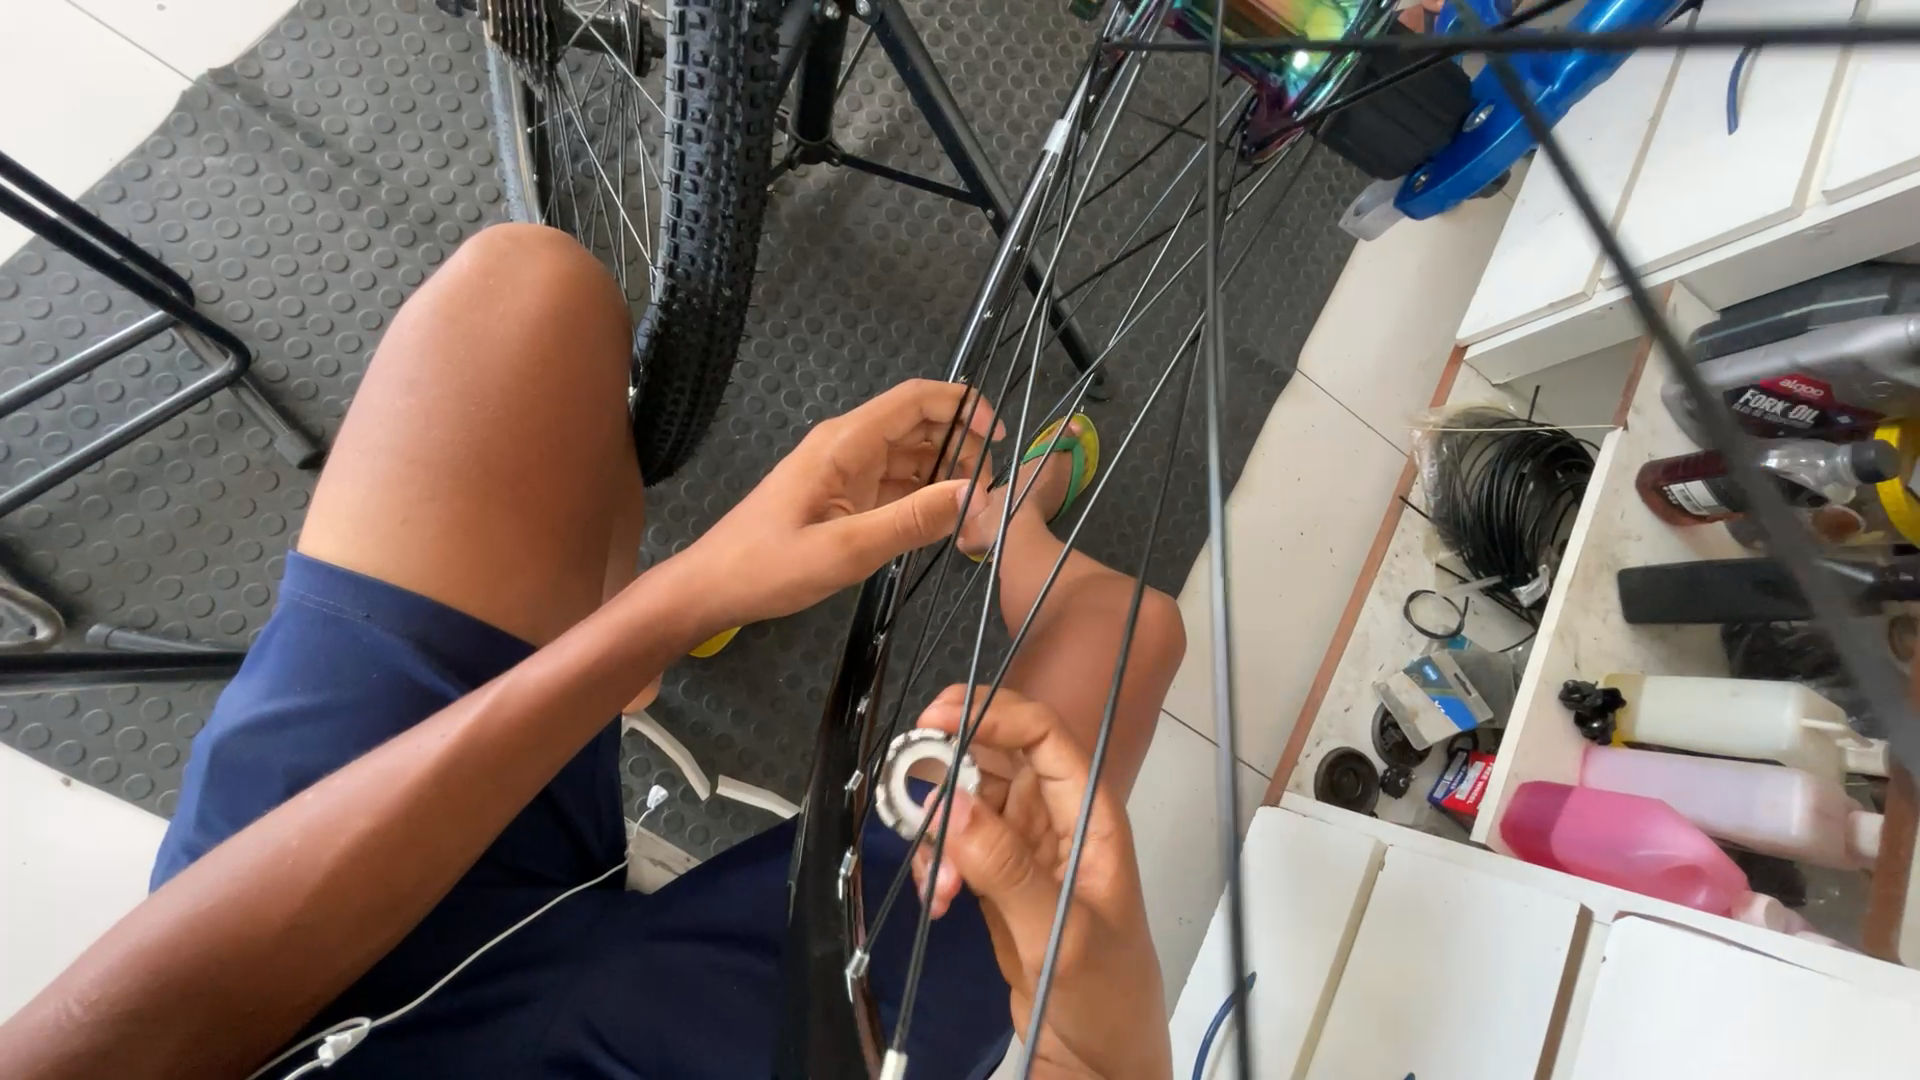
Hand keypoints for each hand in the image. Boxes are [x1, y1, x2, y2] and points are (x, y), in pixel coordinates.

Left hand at [666, 379, 1000, 633]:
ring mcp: (848, 472)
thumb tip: (975, 495)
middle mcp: (850, 447)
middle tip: (987, 492)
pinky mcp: (846, 497)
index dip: (964, 407)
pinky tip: (941, 522)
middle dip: (962, 447)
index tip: (999, 437)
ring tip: (973, 511)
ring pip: (913, 456)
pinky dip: (924, 497)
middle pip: (921, 425)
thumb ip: (911, 521)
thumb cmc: (769, 566)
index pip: (916, 400)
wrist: (713, 587)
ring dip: (947, 474)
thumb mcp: (845, 550)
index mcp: (846, 443)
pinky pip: (897, 484)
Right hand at [912, 686, 1170, 1079]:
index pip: (1043, 734)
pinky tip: (937, 898)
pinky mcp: (998, 874)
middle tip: (905, 777)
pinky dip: (937, 862)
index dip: (993, 713)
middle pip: (997, 756)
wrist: (1099, 1063)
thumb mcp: (1061, 933)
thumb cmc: (1104, 995)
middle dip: (950, 762)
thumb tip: (948, 804)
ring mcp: (1023, 843)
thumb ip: (1005, 868)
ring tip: (935, 881)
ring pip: (969, 799)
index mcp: (1088, 812)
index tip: (935, 717)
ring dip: (940, 828)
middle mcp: (1054, 815)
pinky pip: (957, 842)